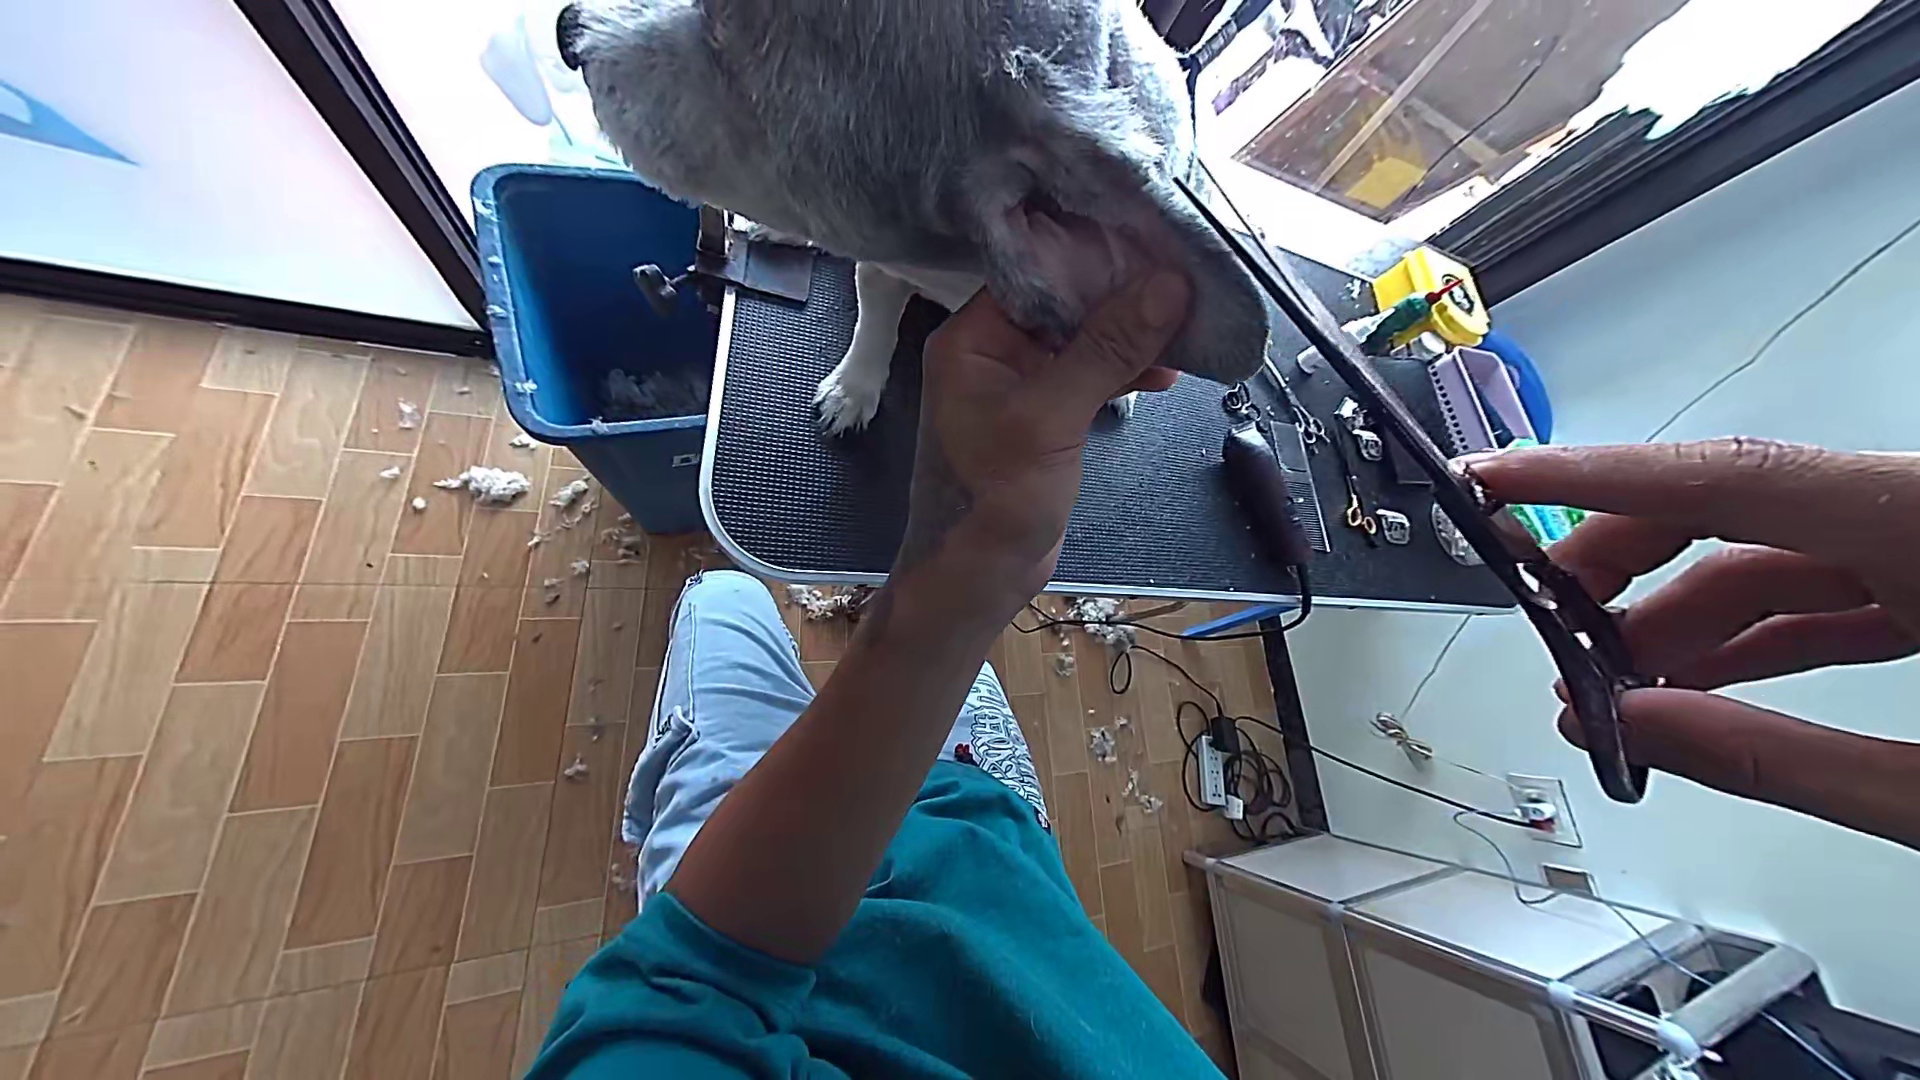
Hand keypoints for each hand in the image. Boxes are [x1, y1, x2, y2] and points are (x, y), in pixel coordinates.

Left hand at [888, 273, 1189, 630]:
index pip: (1037, 272)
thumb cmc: (995, 500)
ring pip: (1082, 340)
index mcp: (973, 338)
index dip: (1097, 254)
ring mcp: (1020, 384)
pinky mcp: (1044, 415)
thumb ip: (1105, 350)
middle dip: (1124, 293)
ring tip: (1190, 324)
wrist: (980, 574)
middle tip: (1189, 277)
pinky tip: (1166, 369)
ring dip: (1132, 335)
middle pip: (1065, 303)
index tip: (1159, 239)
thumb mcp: (1049, 419)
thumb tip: (1167, 284)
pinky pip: (1087, 376)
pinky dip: (1123, 371)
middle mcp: (993, 352)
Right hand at [1465, 438, 1919, 846]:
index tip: (1482, 479)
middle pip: (1729, 503)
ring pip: (1776, 549)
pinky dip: (1756, 626)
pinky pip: (1838, 584)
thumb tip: (1625, 726)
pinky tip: (1702, 673)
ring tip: (1615, 674)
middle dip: (1619, 560)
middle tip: (1549, 619)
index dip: (1581, 472)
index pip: (1720, 478)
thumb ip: (1793, 759)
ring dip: (1678, 607)